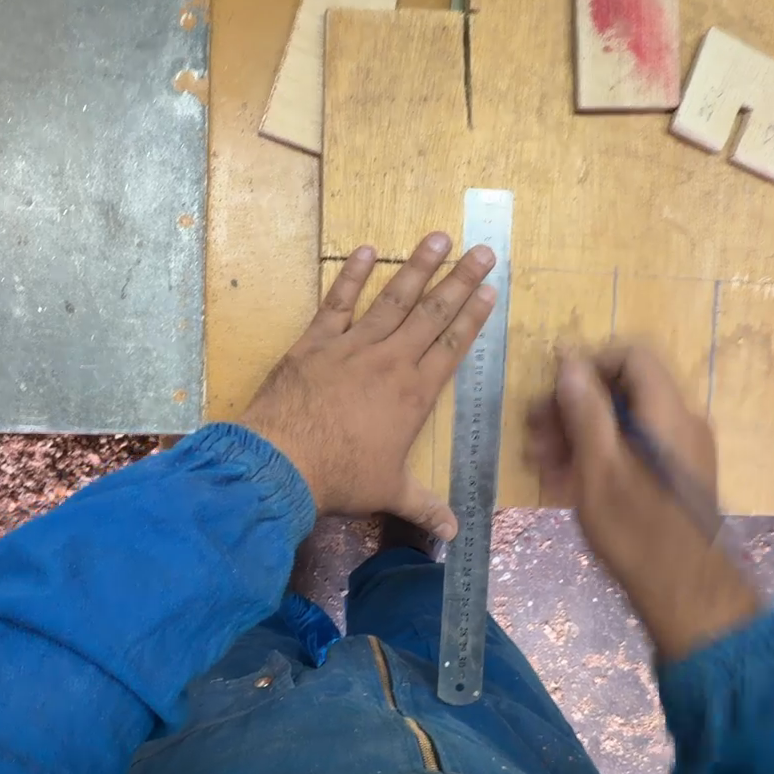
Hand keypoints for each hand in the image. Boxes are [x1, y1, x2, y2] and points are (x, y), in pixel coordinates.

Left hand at [241, 232, 496, 540]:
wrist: (283, 461)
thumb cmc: (341, 477)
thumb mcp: (388, 494)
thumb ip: (424, 508)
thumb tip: (453, 536)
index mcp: (414, 394)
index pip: (452, 346)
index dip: (473, 316)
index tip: (490, 289)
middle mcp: (390, 361)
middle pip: (432, 313)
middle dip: (459, 280)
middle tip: (482, 249)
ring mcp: (352, 346)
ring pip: (392, 299)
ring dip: (416, 267)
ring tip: (437, 237)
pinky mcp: (316, 341)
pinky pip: (336, 302)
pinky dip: (350, 275)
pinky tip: (364, 250)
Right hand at [524, 345, 760, 660]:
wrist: (683, 593)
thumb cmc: (636, 531)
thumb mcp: (598, 469)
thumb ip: (586, 411)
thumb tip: (569, 361)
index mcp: (667, 414)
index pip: (631, 356)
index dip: (588, 364)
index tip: (551, 392)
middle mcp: (678, 423)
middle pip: (621, 389)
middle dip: (571, 405)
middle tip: (532, 432)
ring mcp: (675, 450)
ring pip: (620, 420)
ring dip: (575, 432)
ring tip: (539, 461)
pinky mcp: (668, 474)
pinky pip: (629, 446)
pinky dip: (595, 453)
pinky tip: (562, 478)